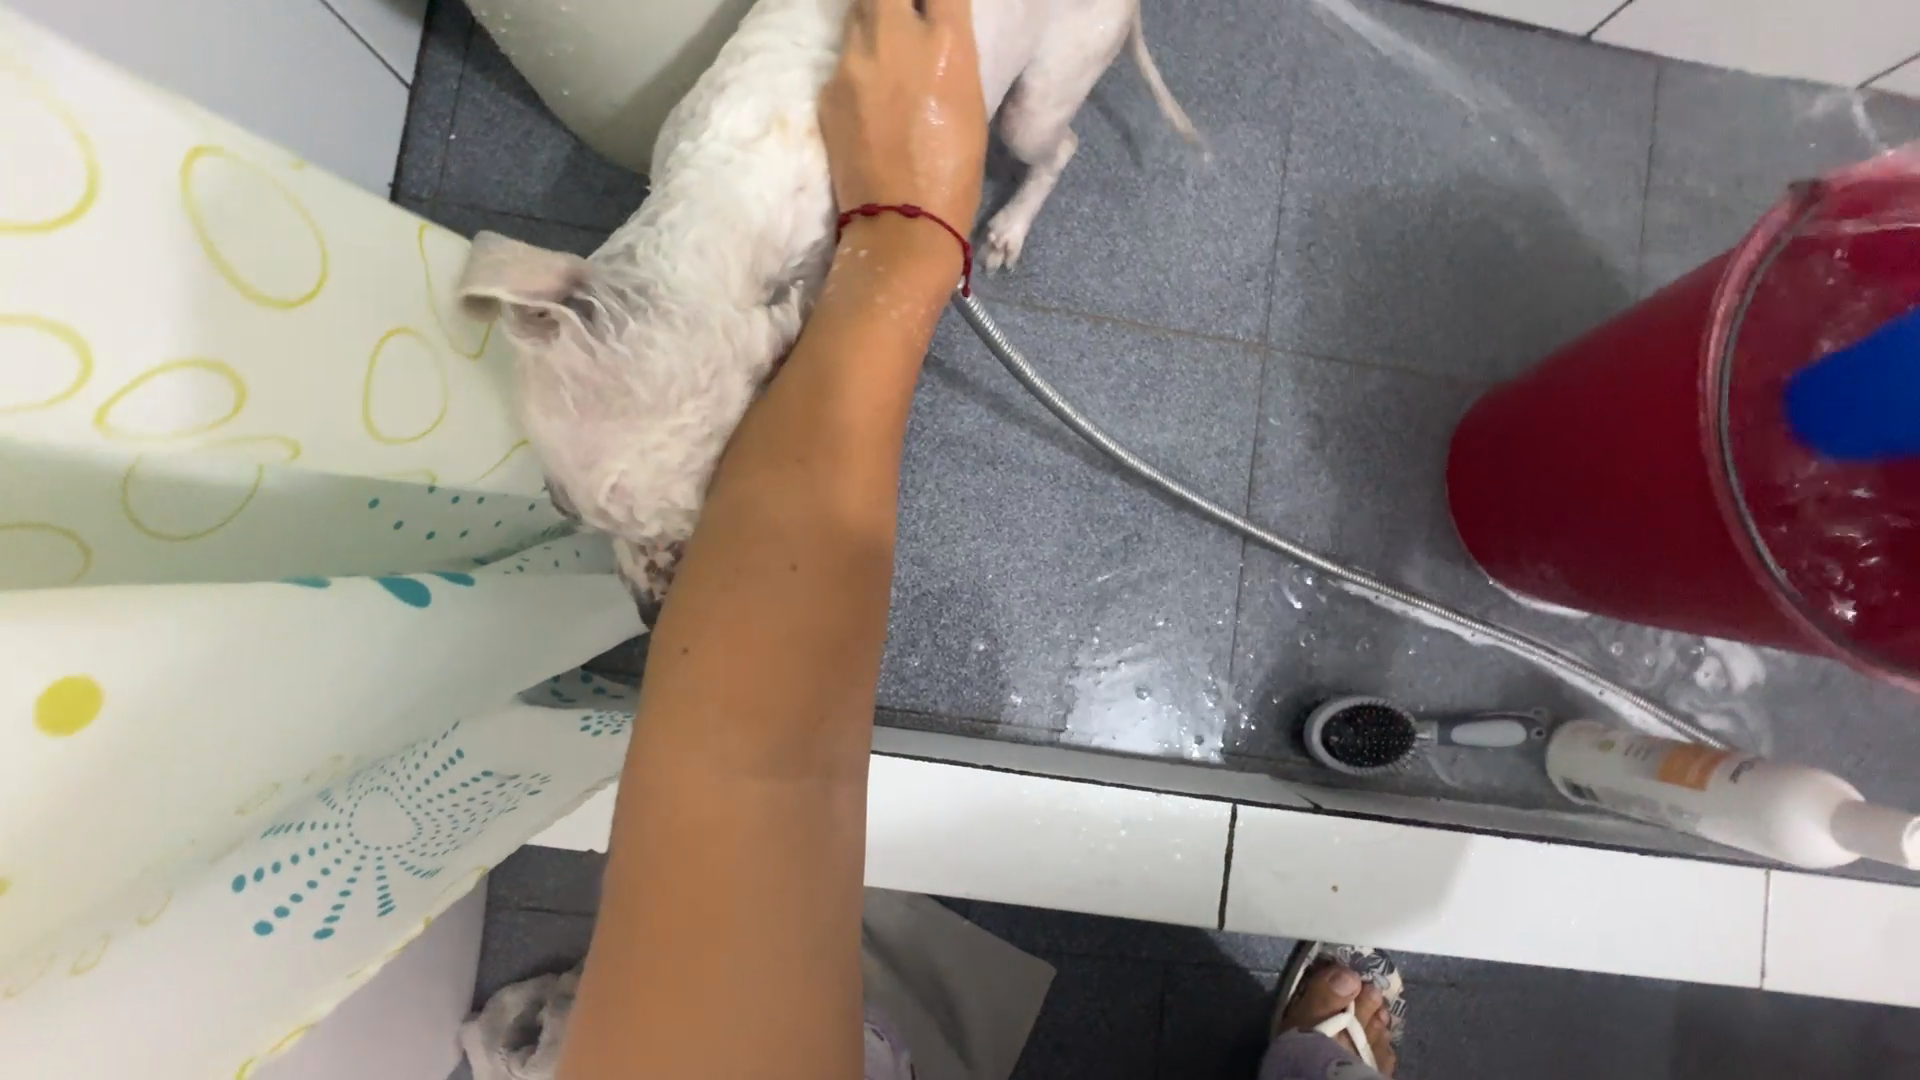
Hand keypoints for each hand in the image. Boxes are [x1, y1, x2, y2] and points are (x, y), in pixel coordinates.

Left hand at [819, 0, 987, 233]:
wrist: (904, 229)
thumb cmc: (954, 178)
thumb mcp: (969, 107)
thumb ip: (948, 58)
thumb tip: (930, 41)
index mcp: (947, 43)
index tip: (930, 8)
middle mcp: (897, 38)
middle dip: (895, 0)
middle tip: (899, 18)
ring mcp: (855, 63)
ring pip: (857, 15)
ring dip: (872, 25)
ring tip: (884, 58)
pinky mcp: (828, 92)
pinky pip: (842, 66)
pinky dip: (854, 75)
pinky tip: (866, 107)